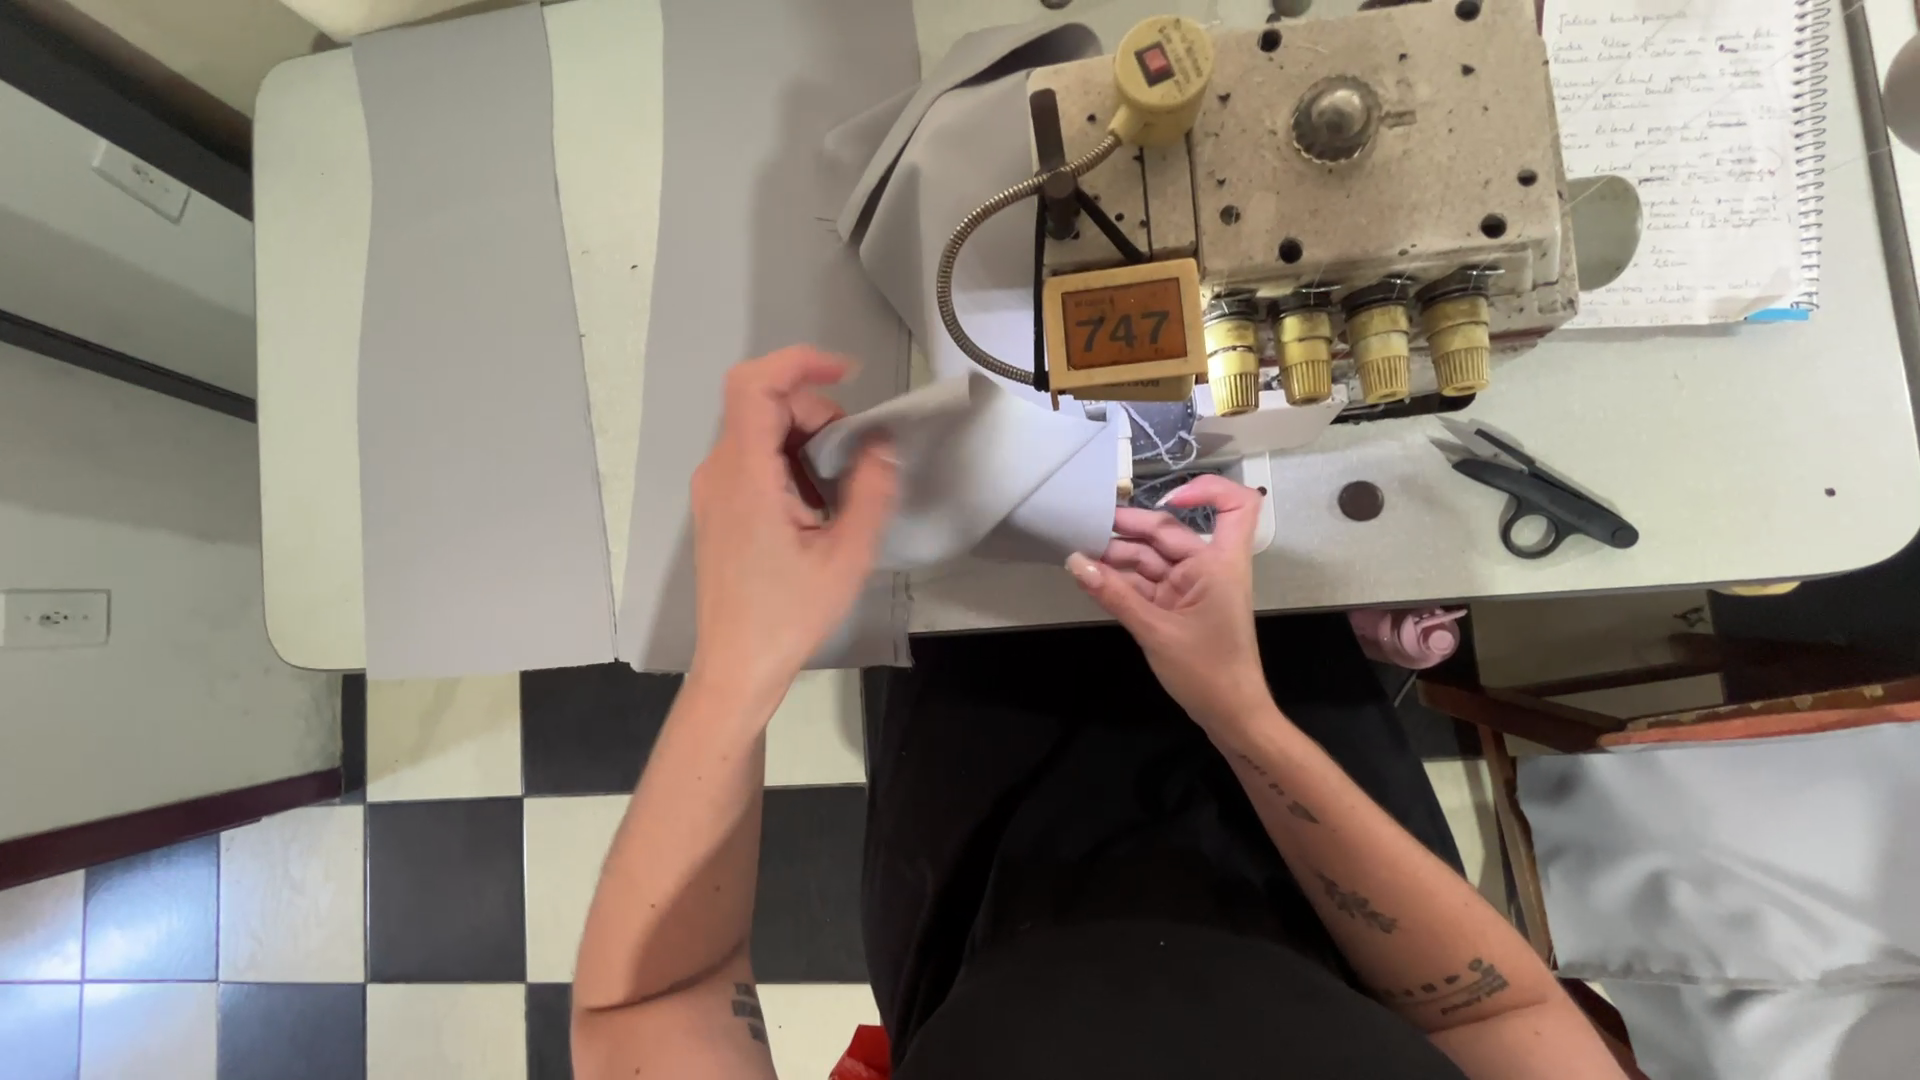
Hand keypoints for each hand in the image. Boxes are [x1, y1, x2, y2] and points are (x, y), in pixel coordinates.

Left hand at [688, 346, 897, 708]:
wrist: (737, 666)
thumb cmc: (789, 616)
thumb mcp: (847, 556)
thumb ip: (870, 492)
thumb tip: (881, 446)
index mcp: (745, 477)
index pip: (754, 384)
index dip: (799, 362)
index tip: (847, 375)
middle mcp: (719, 472)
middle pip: (763, 405)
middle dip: (816, 415)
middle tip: (853, 461)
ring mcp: (713, 490)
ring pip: (759, 431)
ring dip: (805, 442)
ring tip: (836, 493)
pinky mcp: (717, 507)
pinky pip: (753, 459)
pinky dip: (789, 463)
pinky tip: (813, 508)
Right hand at [1066, 476, 1270, 732]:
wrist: (1230, 716)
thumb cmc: (1207, 671)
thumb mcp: (1155, 631)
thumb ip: (1113, 595)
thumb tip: (1075, 562)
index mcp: (1219, 564)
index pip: (1236, 506)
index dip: (1207, 491)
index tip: (1167, 499)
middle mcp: (1207, 568)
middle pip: (1169, 533)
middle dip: (1129, 528)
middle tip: (1086, 527)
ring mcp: (1190, 587)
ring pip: (1152, 558)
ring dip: (1118, 556)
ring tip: (1080, 555)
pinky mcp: (1176, 606)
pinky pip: (1145, 583)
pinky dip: (1121, 580)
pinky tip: (1092, 577)